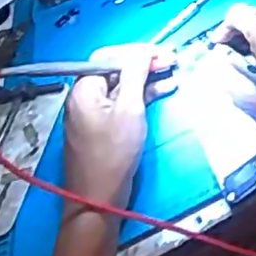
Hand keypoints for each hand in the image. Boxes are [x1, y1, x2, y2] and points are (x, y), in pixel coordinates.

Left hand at [62, 45, 173, 208]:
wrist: (98, 204)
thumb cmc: (113, 154)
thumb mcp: (129, 109)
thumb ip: (135, 75)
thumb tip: (142, 51)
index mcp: (84, 89)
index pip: (109, 56)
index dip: (135, 52)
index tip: (159, 53)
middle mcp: (85, 97)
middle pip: (115, 69)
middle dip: (144, 64)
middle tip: (169, 61)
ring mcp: (93, 113)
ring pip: (122, 86)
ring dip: (146, 79)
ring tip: (171, 73)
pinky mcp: (103, 128)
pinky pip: (122, 102)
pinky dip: (141, 96)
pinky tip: (162, 90)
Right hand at [210, 4, 255, 151]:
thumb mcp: (254, 95)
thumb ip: (231, 73)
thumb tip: (220, 61)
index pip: (236, 14)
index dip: (223, 29)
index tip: (219, 46)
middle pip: (250, 11)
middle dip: (236, 28)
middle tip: (230, 50)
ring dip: (251, 28)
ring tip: (247, 52)